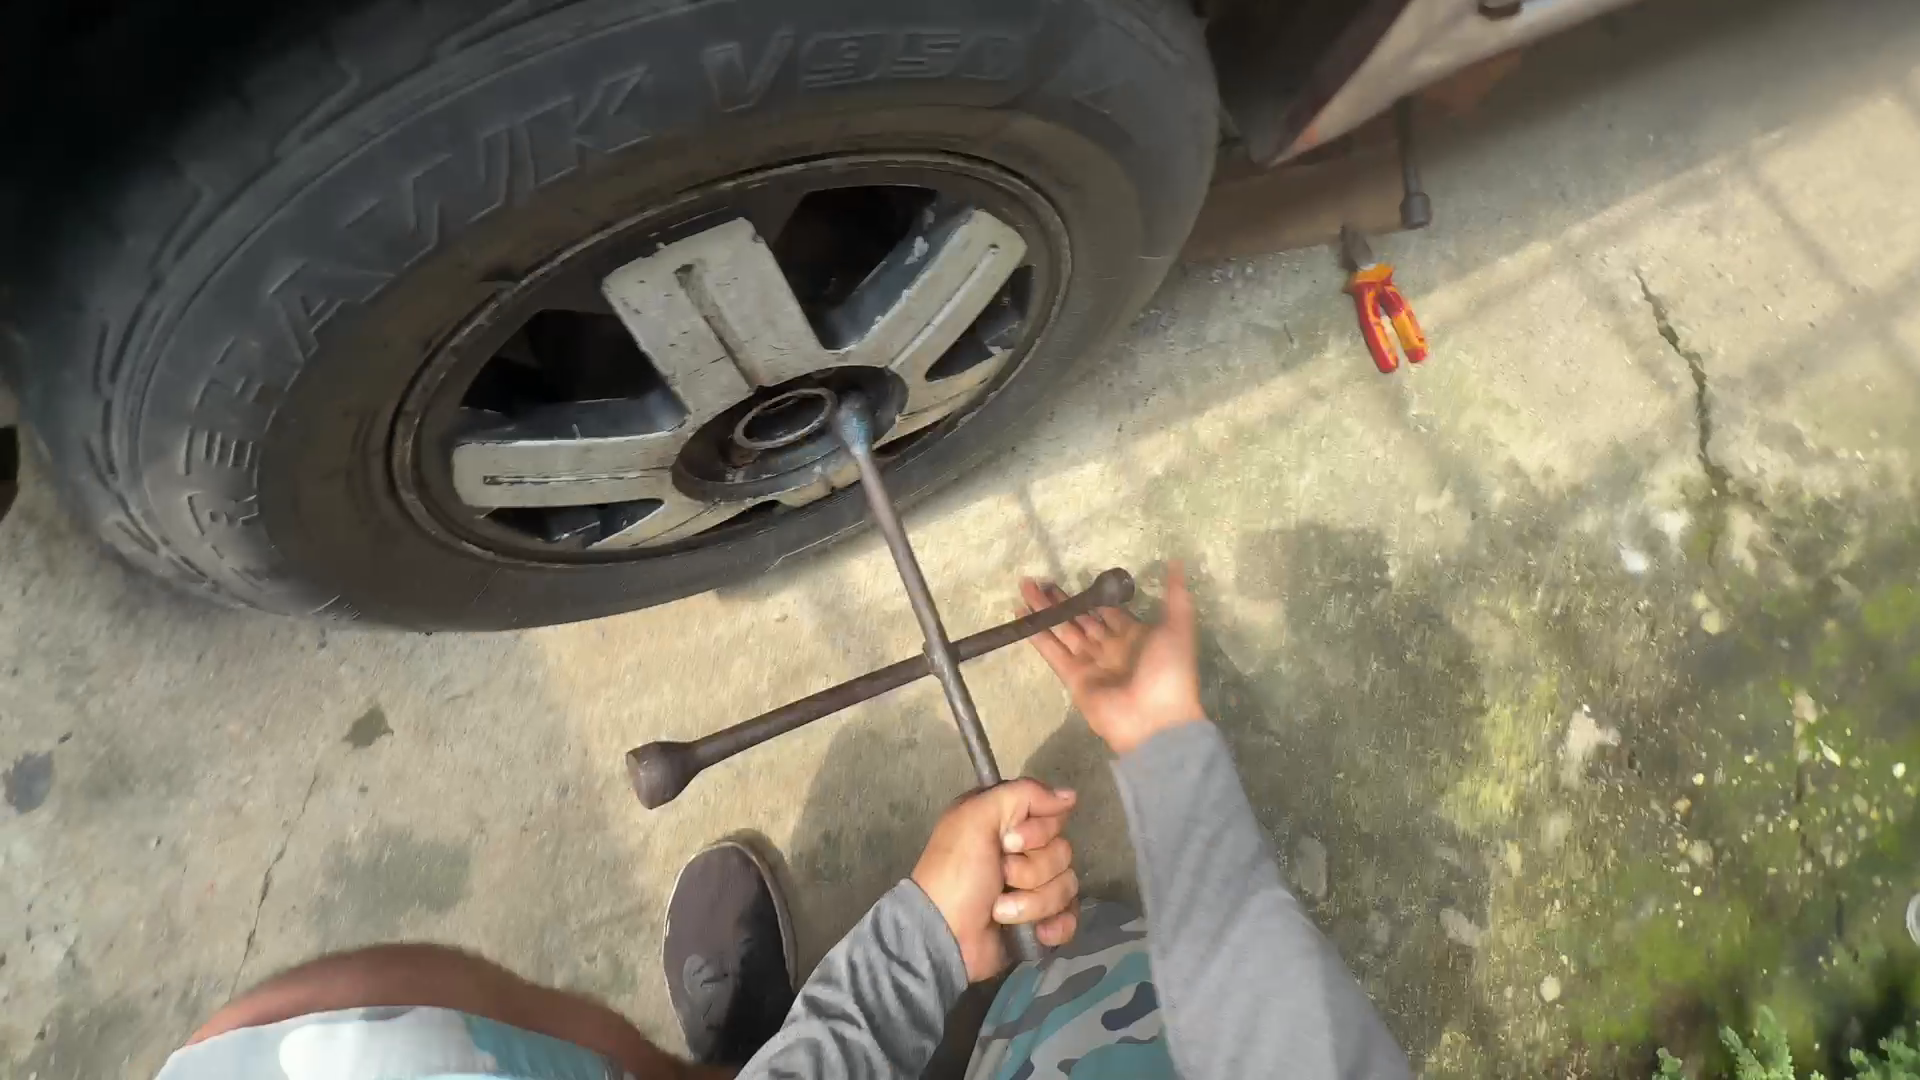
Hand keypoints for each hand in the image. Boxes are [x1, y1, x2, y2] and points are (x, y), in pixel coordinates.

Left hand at [911, 779, 1080, 980]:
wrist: (945, 937)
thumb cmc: (956, 872)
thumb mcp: (976, 817)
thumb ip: (1022, 793)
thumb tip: (1070, 796)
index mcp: (1007, 821)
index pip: (1052, 815)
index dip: (1038, 831)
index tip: (1010, 841)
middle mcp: (1023, 850)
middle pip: (1062, 851)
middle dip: (1031, 870)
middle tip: (1001, 876)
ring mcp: (1034, 887)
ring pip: (1066, 884)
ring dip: (1033, 902)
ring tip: (1001, 911)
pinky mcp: (1041, 920)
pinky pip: (1071, 916)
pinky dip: (1056, 925)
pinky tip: (1038, 932)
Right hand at [1020, 562, 1204, 755]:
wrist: (1156, 720)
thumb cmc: (1168, 671)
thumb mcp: (1178, 628)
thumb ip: (1174, 596)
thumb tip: (1176, 562)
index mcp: (1134, 636)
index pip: (1108, 611)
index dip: (1092, 595)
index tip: (1074, 578)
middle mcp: (1109, 647)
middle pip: (1080, 618)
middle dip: (1061, 600)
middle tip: (1039, 580)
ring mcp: (1089, 662)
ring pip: (1063, 630)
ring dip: (1044, 610)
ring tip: (1025, 587)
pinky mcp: (1072, 677)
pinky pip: (1052, 652)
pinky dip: (1037, 634)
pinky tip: (1022, 614)